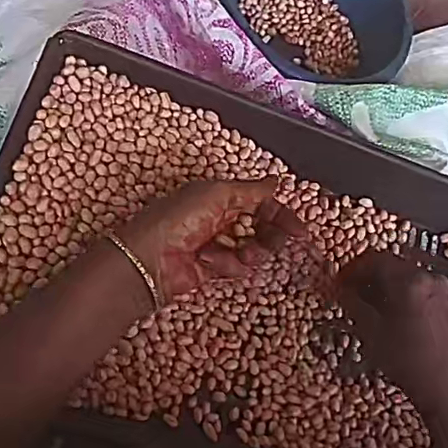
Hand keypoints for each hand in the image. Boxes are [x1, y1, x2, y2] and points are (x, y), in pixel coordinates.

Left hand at [118, 178, 307, 301]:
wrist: (150, 258)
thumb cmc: (177, 219)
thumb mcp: (218, 194)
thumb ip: (252, 190)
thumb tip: (275, 181)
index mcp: (220, 195)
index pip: (260, 202)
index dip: (280, 214)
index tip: (297, 230)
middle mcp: (219, 218)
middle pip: (260, 227)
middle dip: (269, 235)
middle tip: (272, 243)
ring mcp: (216, 243)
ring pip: (251, 248)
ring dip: (251, 252)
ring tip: (242, 255)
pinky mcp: (212, 266)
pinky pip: (235, 266)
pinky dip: (230, 265)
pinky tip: (213, 262)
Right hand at [337, 251, 447, 417]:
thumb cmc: (412, 361)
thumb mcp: (372, 333)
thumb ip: (354, 305)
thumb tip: (343, 293)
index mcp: (410, 280)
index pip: (374, 259)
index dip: (352, 269)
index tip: (340, 281)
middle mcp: (430, 280)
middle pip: (392, 266)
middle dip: (368, 278)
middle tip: (350, 293)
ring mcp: (443, 293)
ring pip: (407, 279)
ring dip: (386, 288)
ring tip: (369, 308)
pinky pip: (421, 292)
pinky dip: (403, 297)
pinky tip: (392, 319)